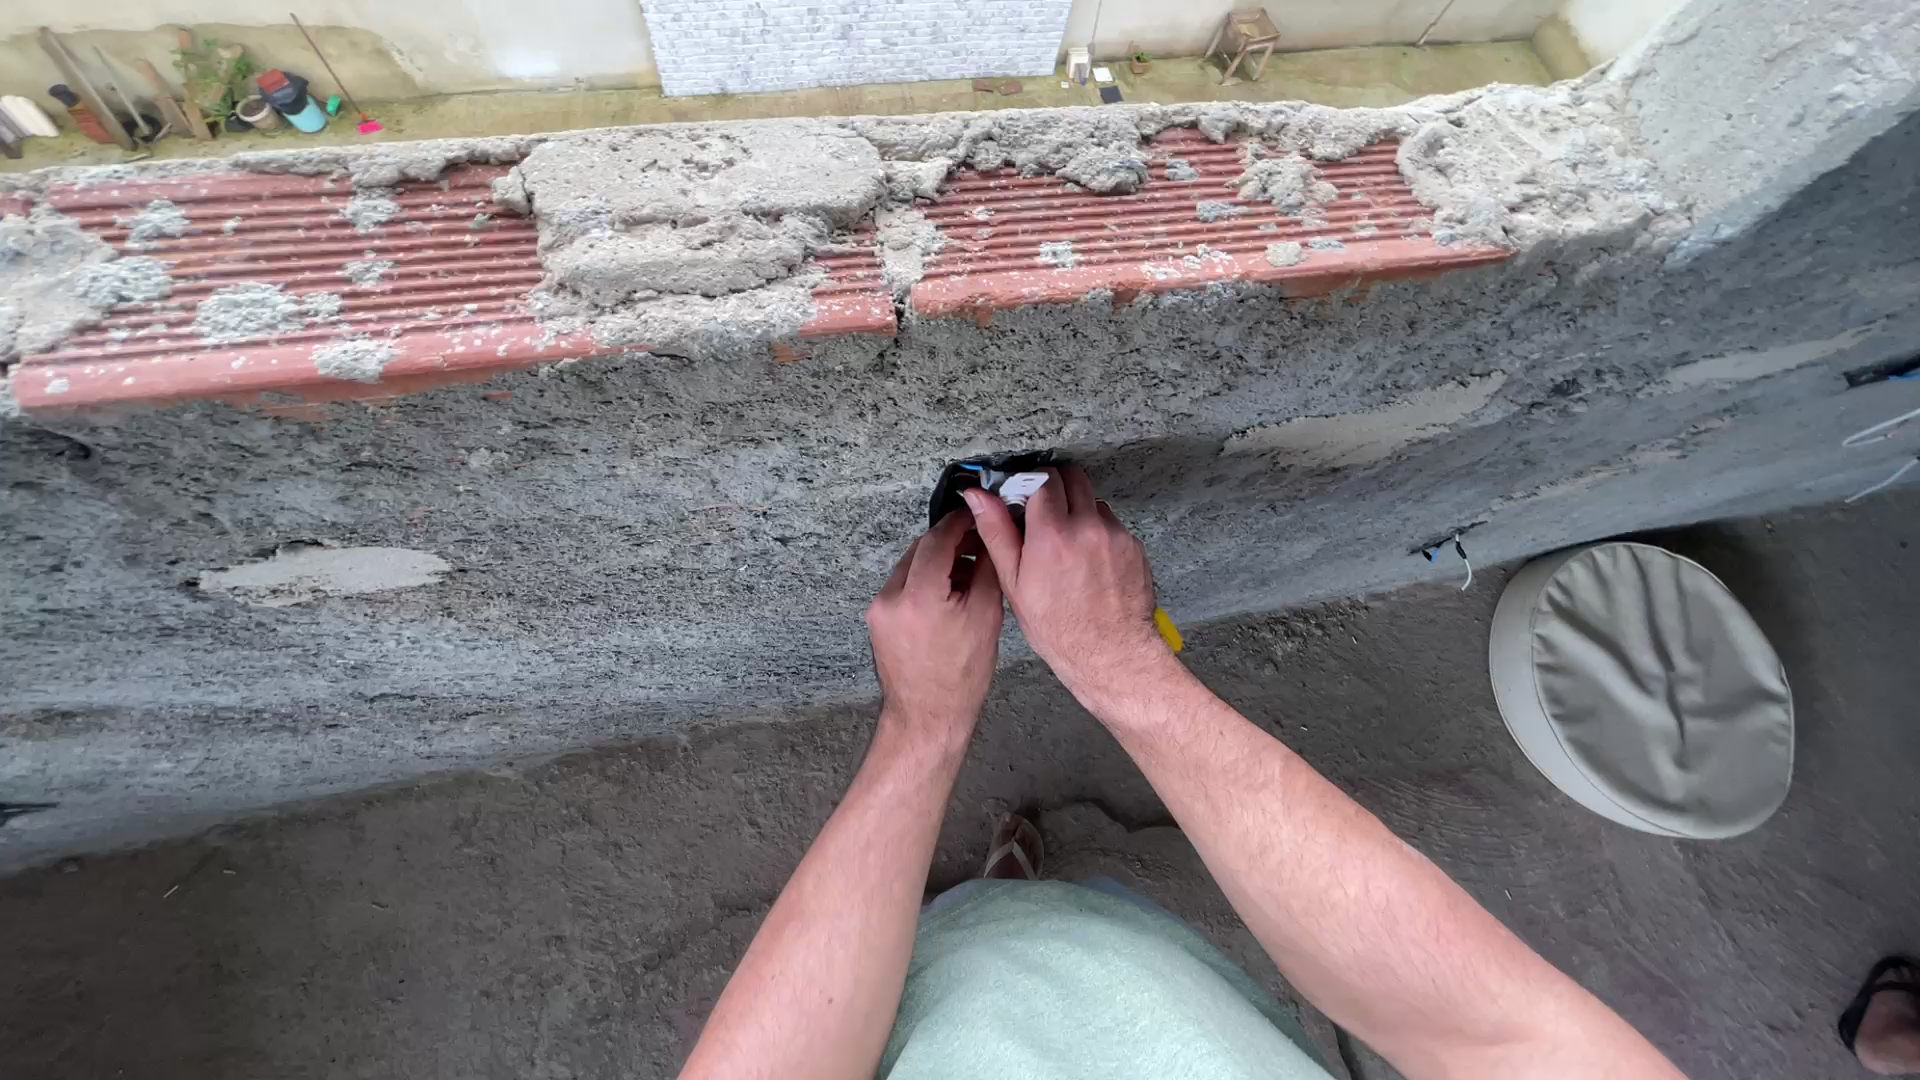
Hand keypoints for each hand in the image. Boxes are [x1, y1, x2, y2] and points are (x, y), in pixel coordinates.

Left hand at [865, 507, 1003, 746]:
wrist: (927, 717)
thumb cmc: (962, 675)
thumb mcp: (986, 618)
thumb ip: (986, 569)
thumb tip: (990, 537)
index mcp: (919, 597)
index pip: (936, 540)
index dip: (959, 522)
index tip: (978, 513)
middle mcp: (890, 597)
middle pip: (920, 549)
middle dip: (950, 541)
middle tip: (980, 541)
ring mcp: (878, 608)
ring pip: (911, 566)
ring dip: (938, 561)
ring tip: (969, 571)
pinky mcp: (876, 619)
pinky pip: (903, 586)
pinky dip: (925, 580)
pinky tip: (949, 591)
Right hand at [962, 465, 1168, 698]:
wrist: (1110, 654)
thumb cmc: (1058, 627)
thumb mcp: (1014, 583)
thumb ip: (997, 531)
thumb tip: (978, 496)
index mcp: (1053, 534)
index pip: (1043, 477)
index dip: (1029, 482)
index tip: (1022, 495)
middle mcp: (1088, 526)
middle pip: (1073, 476)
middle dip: (1055, 486)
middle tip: (1043, 512)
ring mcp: (1115, 534)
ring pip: (1092, 501)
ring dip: (1078, 511)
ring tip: (1067, 546)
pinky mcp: (1133, 545)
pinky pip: (1111, 524)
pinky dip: (1097, 533)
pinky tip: (1089, 563)